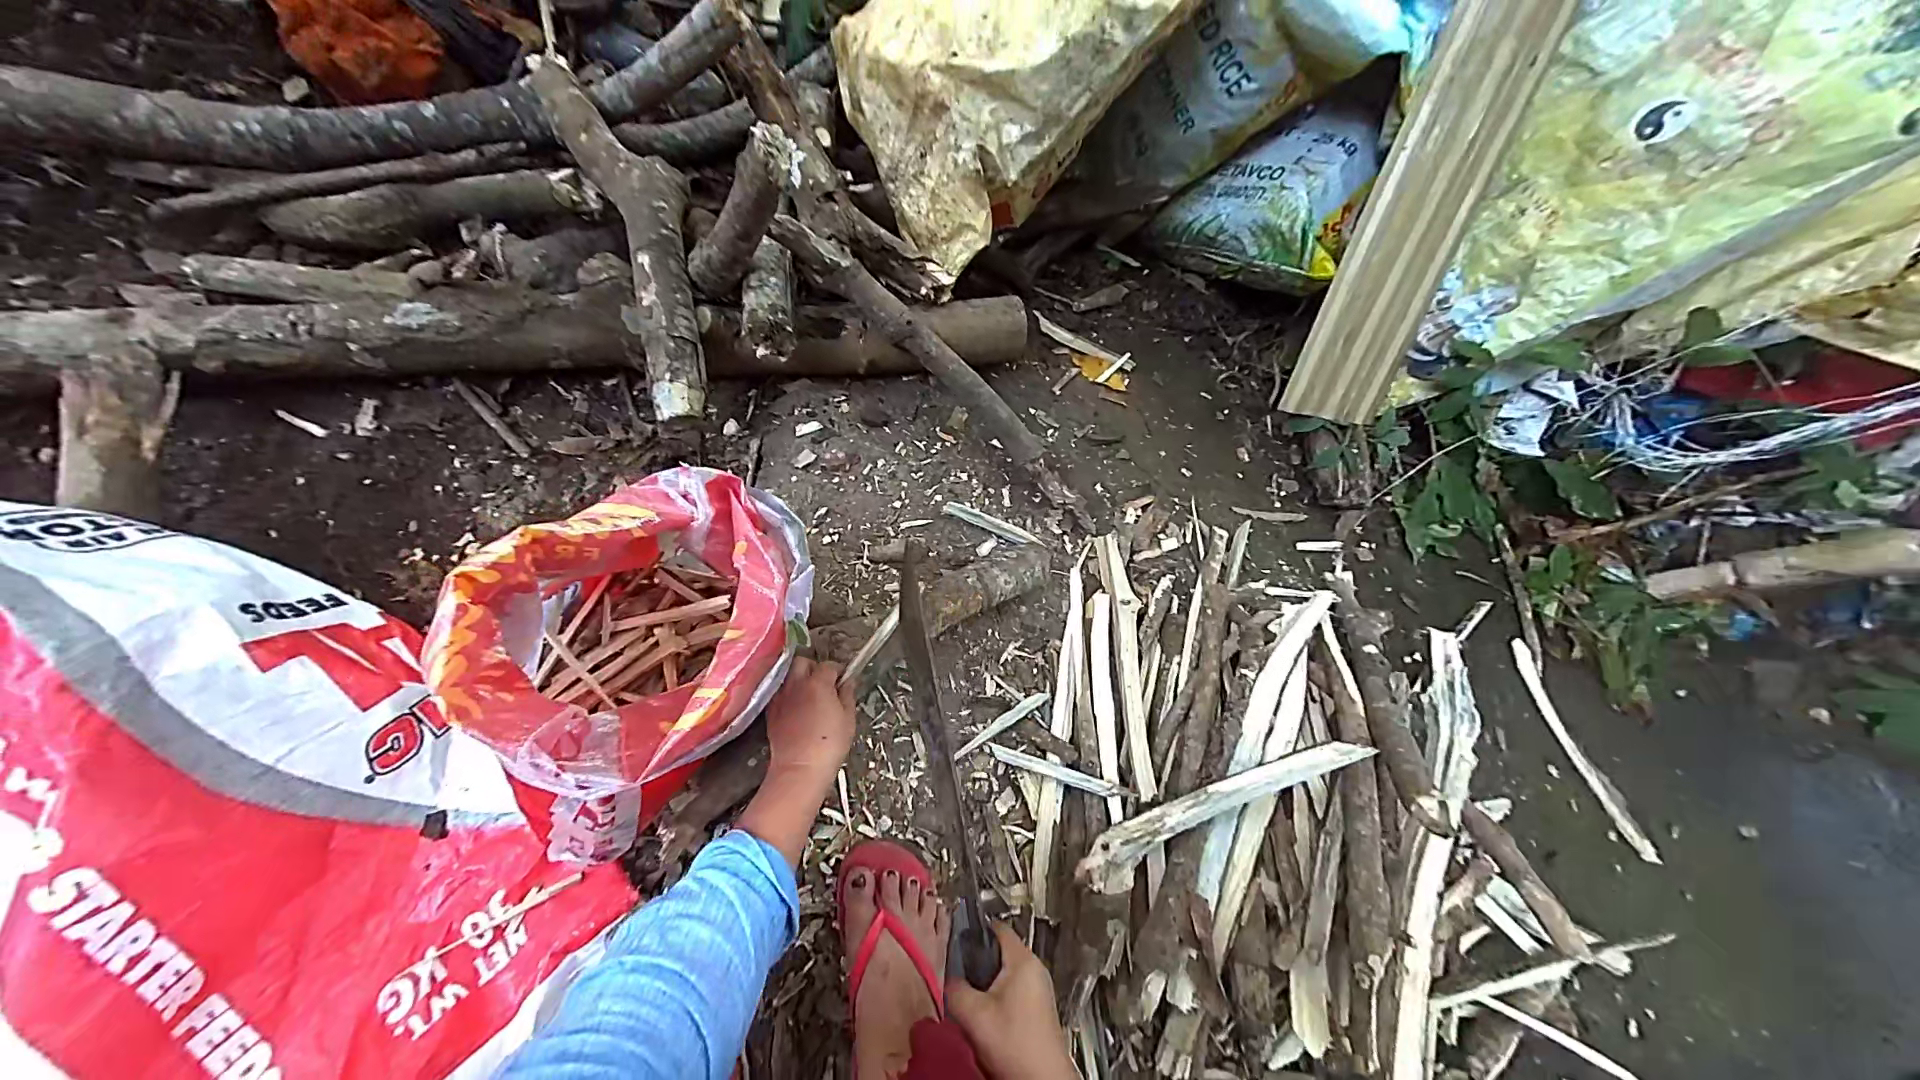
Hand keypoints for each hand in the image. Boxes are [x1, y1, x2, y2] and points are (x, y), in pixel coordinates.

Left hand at [738, 656, 855, 866]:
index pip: (829, 665)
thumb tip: (848, 682)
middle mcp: (796, 684)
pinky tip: (797, 707)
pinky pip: (779, 692)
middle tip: (824, 683)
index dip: (838, 671)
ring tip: (809, 693)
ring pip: (788, 675)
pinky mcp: (771, 711)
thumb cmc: (829, 745)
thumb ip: (848, 694)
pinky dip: (787, 693)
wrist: (799, 768)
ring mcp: (780, 697)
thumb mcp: (848, 718)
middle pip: (803, 662)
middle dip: (814, 667)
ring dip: (798, 678)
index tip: (843, 680)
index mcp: (818, 682)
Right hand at [945, 924, 1076, 1079]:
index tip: (955, 938)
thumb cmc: (1014, 1044)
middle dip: (977, 961)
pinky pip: (1012, 991)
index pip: (997, 927)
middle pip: (999, 951)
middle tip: (957, 973)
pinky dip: (996, 998)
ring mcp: (1039, 989)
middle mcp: (1035, 968)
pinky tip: (984, 1016)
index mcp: (1023, 960)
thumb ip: (954, 989)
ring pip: (1004, 974)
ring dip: (985, 984)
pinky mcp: (1038, 1009)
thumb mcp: (974, 1015)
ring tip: (967, 997)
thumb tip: (946, 979)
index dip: (975, 929)